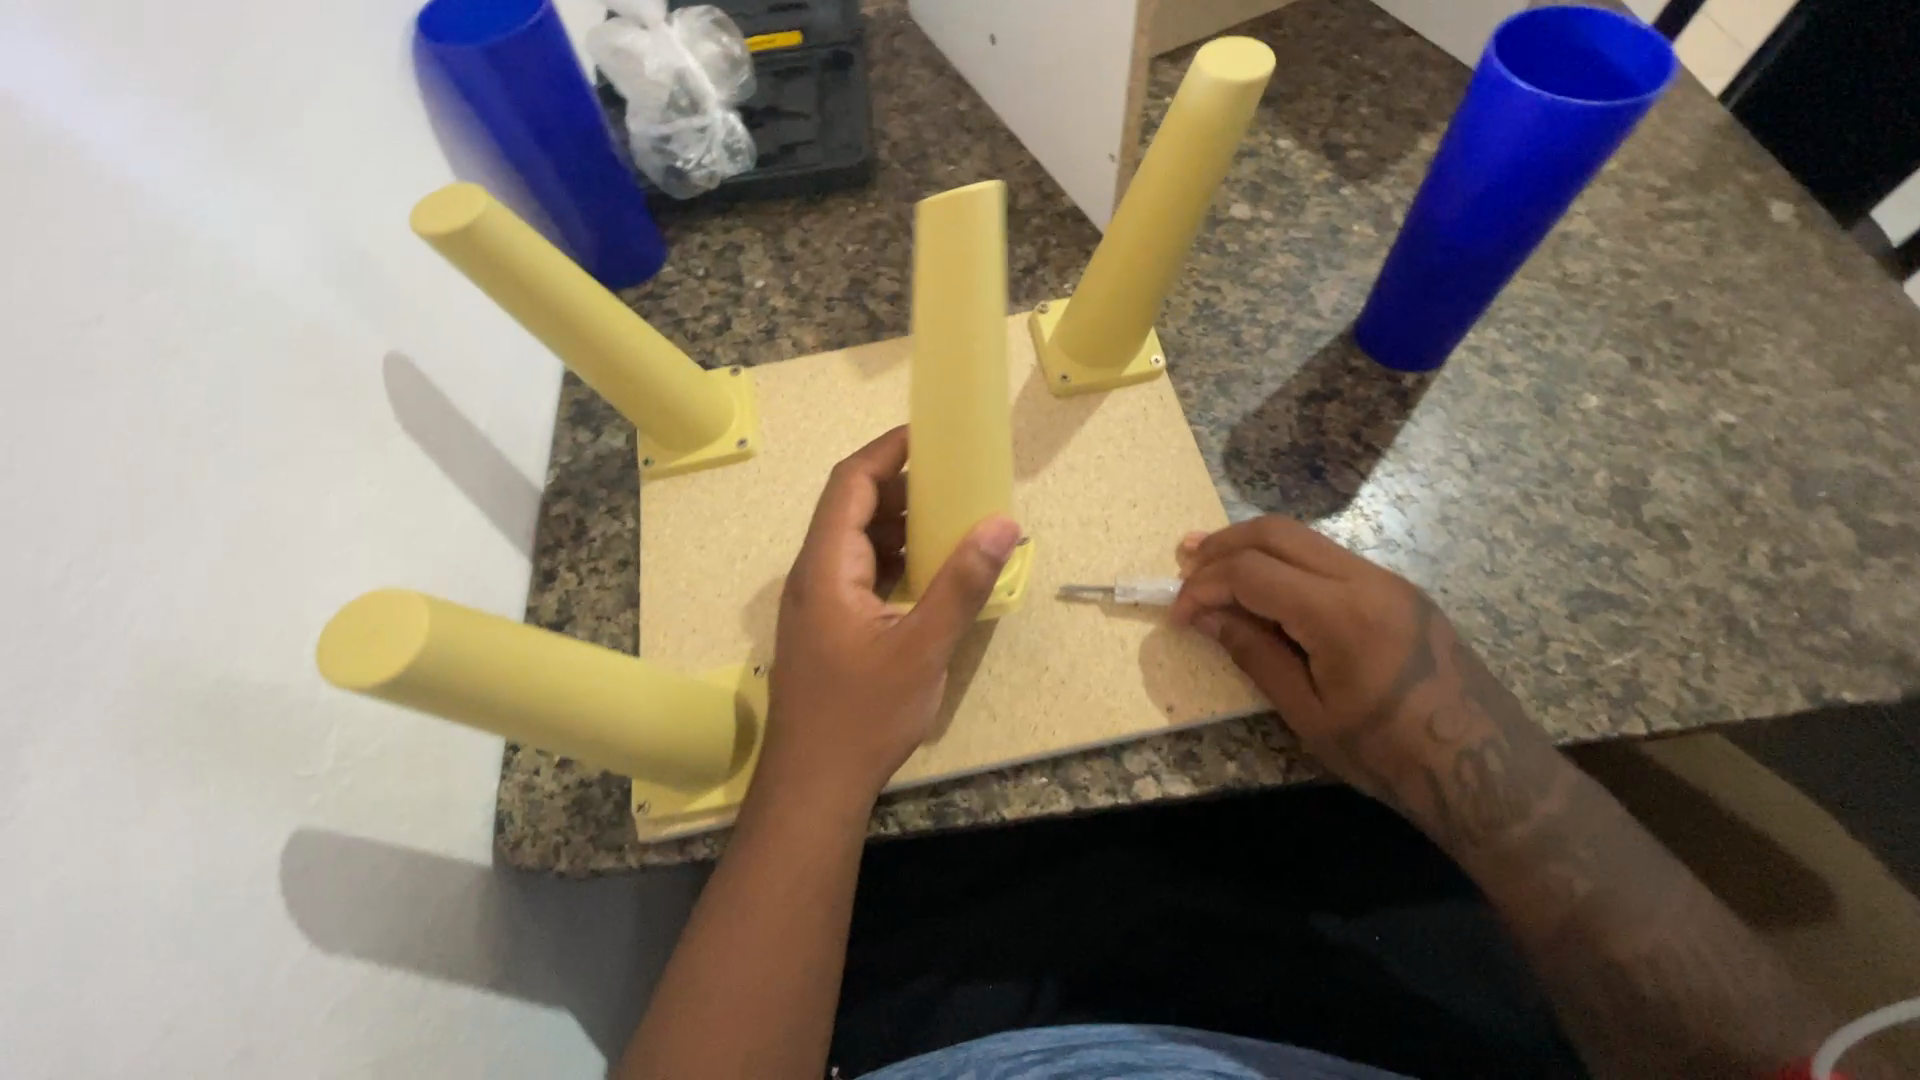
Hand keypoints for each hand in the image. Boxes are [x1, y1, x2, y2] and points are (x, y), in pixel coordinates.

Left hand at [756, 426, 1020, 811]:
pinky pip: (859, 576)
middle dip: (901, 490)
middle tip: (954, 485)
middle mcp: (813, 576)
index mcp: (825, 567)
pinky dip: (894, 563)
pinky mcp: (827, 629)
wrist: (813, 785)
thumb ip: (962, 584)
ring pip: (855, 545)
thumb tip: (1003, 525)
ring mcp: (816, 605)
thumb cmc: (863, 715)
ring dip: (899, 529)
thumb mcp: (922, 648)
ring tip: (951, 527)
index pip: (849, 484)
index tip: (929, 437)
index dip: (886, 452)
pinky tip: (929, 577)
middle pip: (850, 510)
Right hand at [1169, 516, 1553, 812]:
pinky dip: (1285, 564)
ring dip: (1253, 549)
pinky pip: (1328, 560)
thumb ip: (1252, 652)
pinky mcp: (1398, 591)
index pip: (1252, 572)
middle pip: (1277, 532)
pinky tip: (1265, 591)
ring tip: (1212, 569)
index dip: (1204, 586)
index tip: (1177, 614)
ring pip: (1304, 539)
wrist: (1489, 772)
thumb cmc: (1388, 755)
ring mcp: (1388, 580)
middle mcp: (1367, 579)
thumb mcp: (1308, 712)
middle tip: (1184, 564)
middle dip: (1223, 546)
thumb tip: (1203, 614)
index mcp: (1341, 614)